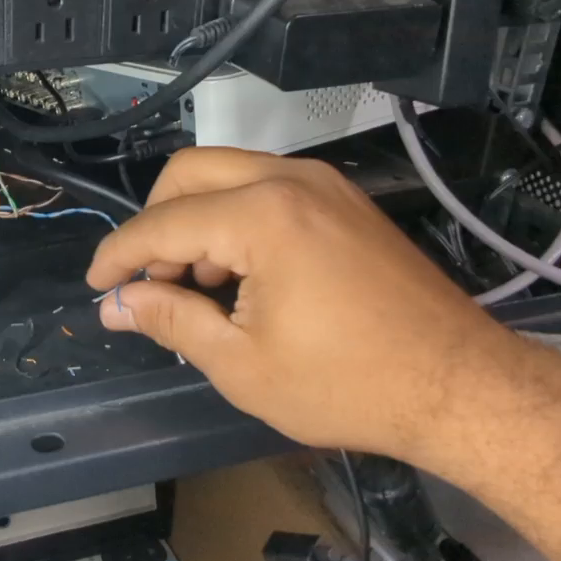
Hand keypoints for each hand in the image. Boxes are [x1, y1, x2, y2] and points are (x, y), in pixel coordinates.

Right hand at [87, 147, 541, 461]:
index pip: (162, 223)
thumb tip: (116, 305)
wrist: (463, 388)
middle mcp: (289, 179)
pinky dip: (233, 219)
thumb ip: (169, 321)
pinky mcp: (342, 200)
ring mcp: (323, 184)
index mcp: (262, 216)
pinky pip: (263, 188)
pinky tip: (239, 274)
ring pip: (226, 174)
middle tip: (150, 280)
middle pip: (188, 173)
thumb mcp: (241, 364)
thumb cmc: (347, 384)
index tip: (97, 285)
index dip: (119, 255)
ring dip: (194, 219)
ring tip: (195, 285)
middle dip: (154, 222)